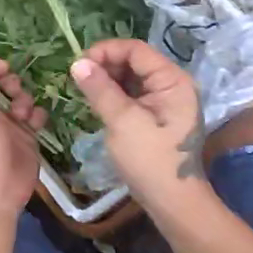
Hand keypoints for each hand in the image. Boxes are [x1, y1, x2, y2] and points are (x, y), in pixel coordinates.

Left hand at [0, 60, 47, 215]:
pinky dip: (38, 114)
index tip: (5, 66)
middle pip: (3, 87)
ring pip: (21, 99)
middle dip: (11, 84)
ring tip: (24, 114)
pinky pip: (35, 116)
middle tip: (15, 92)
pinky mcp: (28, 138)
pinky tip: (36, 122)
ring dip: (25, 99)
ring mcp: (10, 126)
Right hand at [69, 39, 207, 205]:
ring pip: (132, 79)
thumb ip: (100, 89)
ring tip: (84, 90)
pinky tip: (97, 103)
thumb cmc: (150, 160)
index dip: (106, 51)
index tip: (78, 64)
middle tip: (77, 78)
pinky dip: (115, 96)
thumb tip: (78, 62)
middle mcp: (172, 85)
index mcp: (172, 80)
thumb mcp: (122, 122)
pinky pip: (134, 96)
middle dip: (105, 65)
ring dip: (108, 81)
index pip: (136, 50)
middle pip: (135, 62)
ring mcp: (166, 102)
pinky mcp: (158, 117)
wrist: (174, 203)